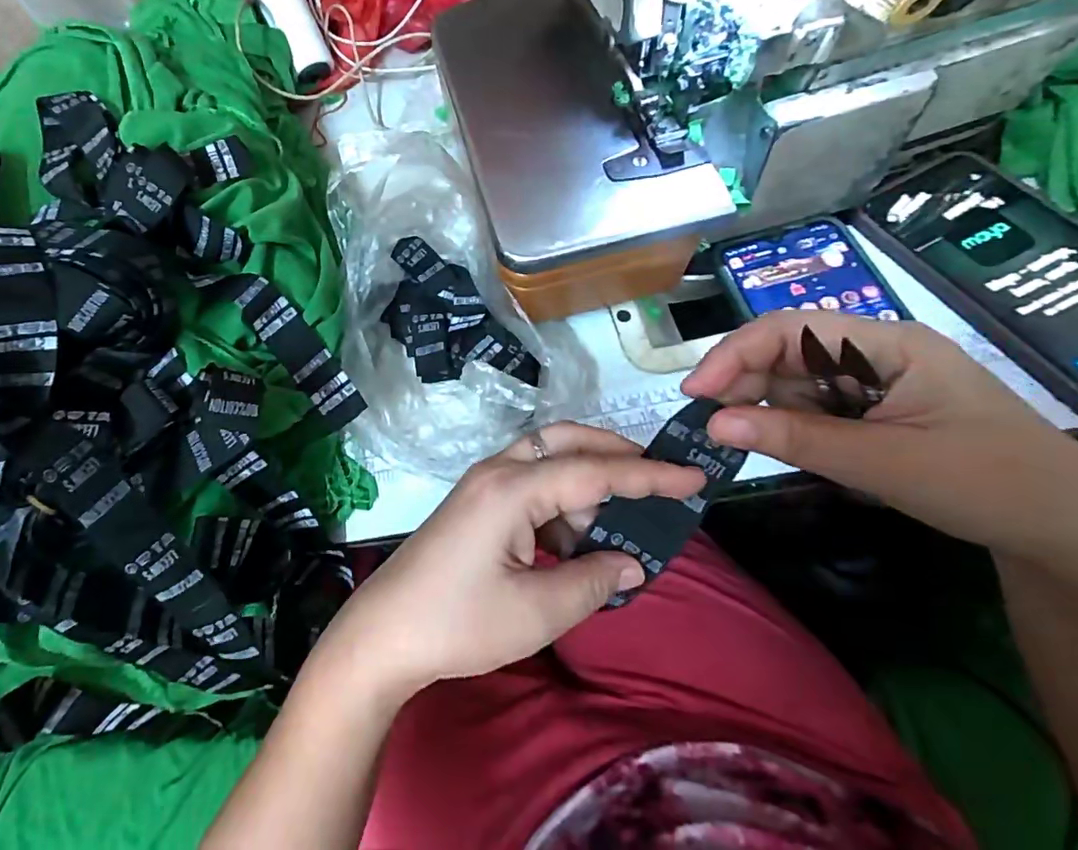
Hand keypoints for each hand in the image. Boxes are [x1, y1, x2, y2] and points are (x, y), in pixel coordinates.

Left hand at [314, 423, 706, 703]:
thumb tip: (631, 563)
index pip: (595, 470)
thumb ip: (594, 580)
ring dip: (582, 492)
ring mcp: (480, 485)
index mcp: (512, 488)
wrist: (383, 635)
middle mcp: (495, 472)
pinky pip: (528, 487)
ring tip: (601, 546)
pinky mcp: (473, 505)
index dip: (649, 475)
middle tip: (656, 486)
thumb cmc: (460, 623)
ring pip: (547, 464)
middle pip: (566, 443)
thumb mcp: (539, 611)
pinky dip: (557, 507)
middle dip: (614, 457)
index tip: (695, 477)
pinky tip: (568, 549)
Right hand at [683, 309, 1077, 561]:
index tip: (697, 393)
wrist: (1069, 532)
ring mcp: (873, 381)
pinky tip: (769, 442)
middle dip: (742, 382)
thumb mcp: (883, 462)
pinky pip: (812, 407)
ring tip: (732, 438)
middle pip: (786, 351)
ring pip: (793, 381)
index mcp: (887, 343)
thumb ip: (795, 439)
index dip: (735, 354)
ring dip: (760, 406)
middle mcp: (874, 352)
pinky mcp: (872, 410)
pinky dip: (784, 424)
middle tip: (706, 422)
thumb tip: (712, 425)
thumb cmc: (988, 484)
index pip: (790, 329)